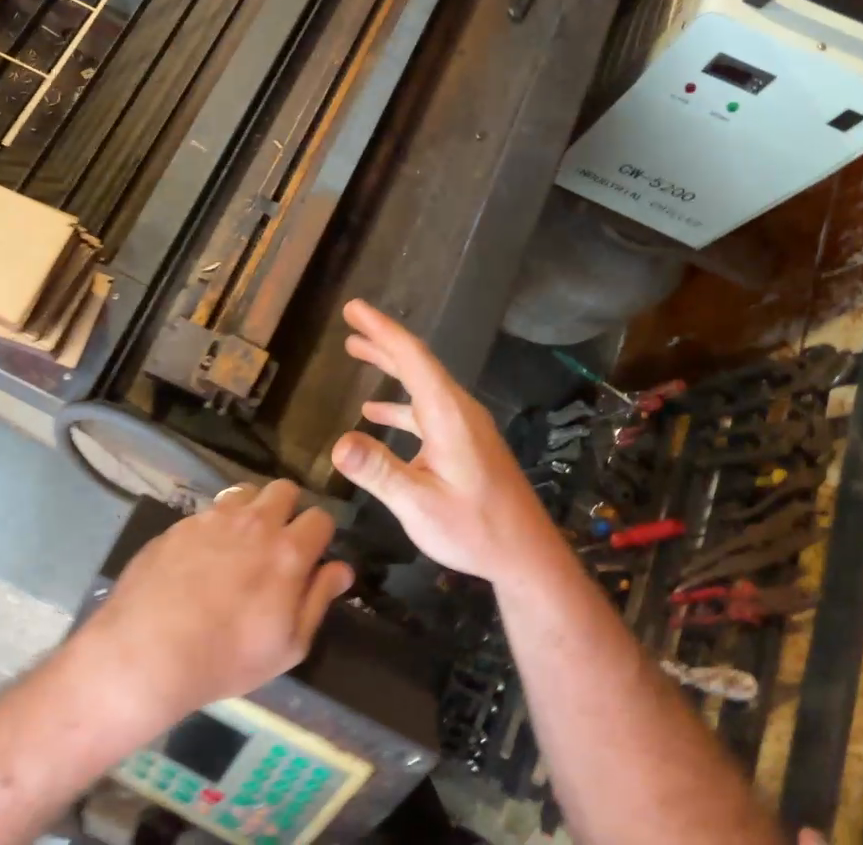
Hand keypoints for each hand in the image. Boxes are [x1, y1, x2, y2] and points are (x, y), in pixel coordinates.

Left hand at [72, 480, 354, 725]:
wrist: (148, 652)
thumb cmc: (227, 658)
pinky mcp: (180, 523)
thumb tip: (341, 569)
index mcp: (288, 551)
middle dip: (289, 509)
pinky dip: (216, 524)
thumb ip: (318, 600)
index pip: (321, 518)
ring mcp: (212, 518)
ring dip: (252, 509)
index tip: (311, 554)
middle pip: (284, 489)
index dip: (320, 535)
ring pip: (245, 492)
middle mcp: (253, 523)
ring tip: (241, 541)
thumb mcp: (289, 646)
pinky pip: (209, 511)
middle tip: (279, 540)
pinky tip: (203, 555)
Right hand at [329, 299, 561, 582]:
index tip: (354, 308)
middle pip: (418, 364)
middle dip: (383, 340)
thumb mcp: (419, 503)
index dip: (382, 330)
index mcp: (448, 415)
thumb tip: (336, 443)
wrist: (527, 555)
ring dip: (390, 367)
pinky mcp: (465, 445)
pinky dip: (399, 404)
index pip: (413, 358)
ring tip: (358, 352)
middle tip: (351, 321)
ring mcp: (464, 428)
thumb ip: (378, 470)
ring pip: (422, 385)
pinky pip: (427, 410)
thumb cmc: (475, 528)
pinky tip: (375, 414)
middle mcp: (458, 412)